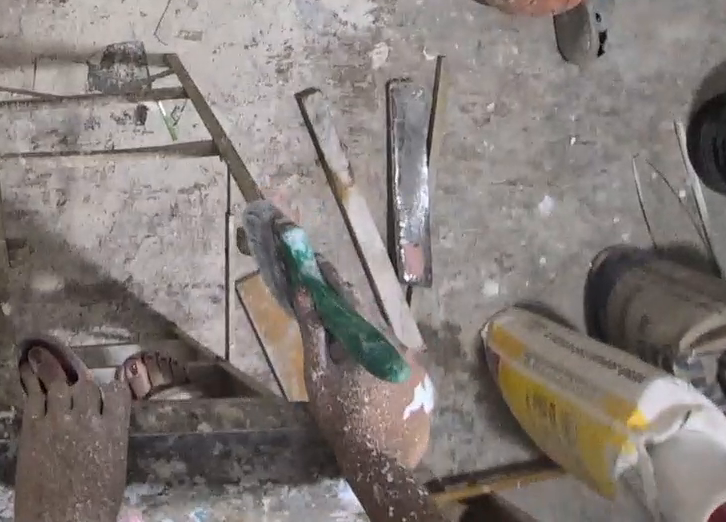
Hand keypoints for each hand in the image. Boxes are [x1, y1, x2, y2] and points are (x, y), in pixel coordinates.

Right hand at [293, 269, 433, 468]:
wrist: (379, 464)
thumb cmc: (341, 416)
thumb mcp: (318, 372)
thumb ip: (312, 330)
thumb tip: (303, 292)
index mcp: (372, 339)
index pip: (349, 297)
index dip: (331, 278)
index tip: (317, 261)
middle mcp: (399, 345)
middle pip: (367, 318)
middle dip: (344, 309)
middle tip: (325, 305)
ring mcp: (414, 365)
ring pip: (381, 338)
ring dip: (361, 334)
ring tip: (341, 342)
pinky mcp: (422, 383)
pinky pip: (394, 357)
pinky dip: (377, 354)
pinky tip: (363, 369)